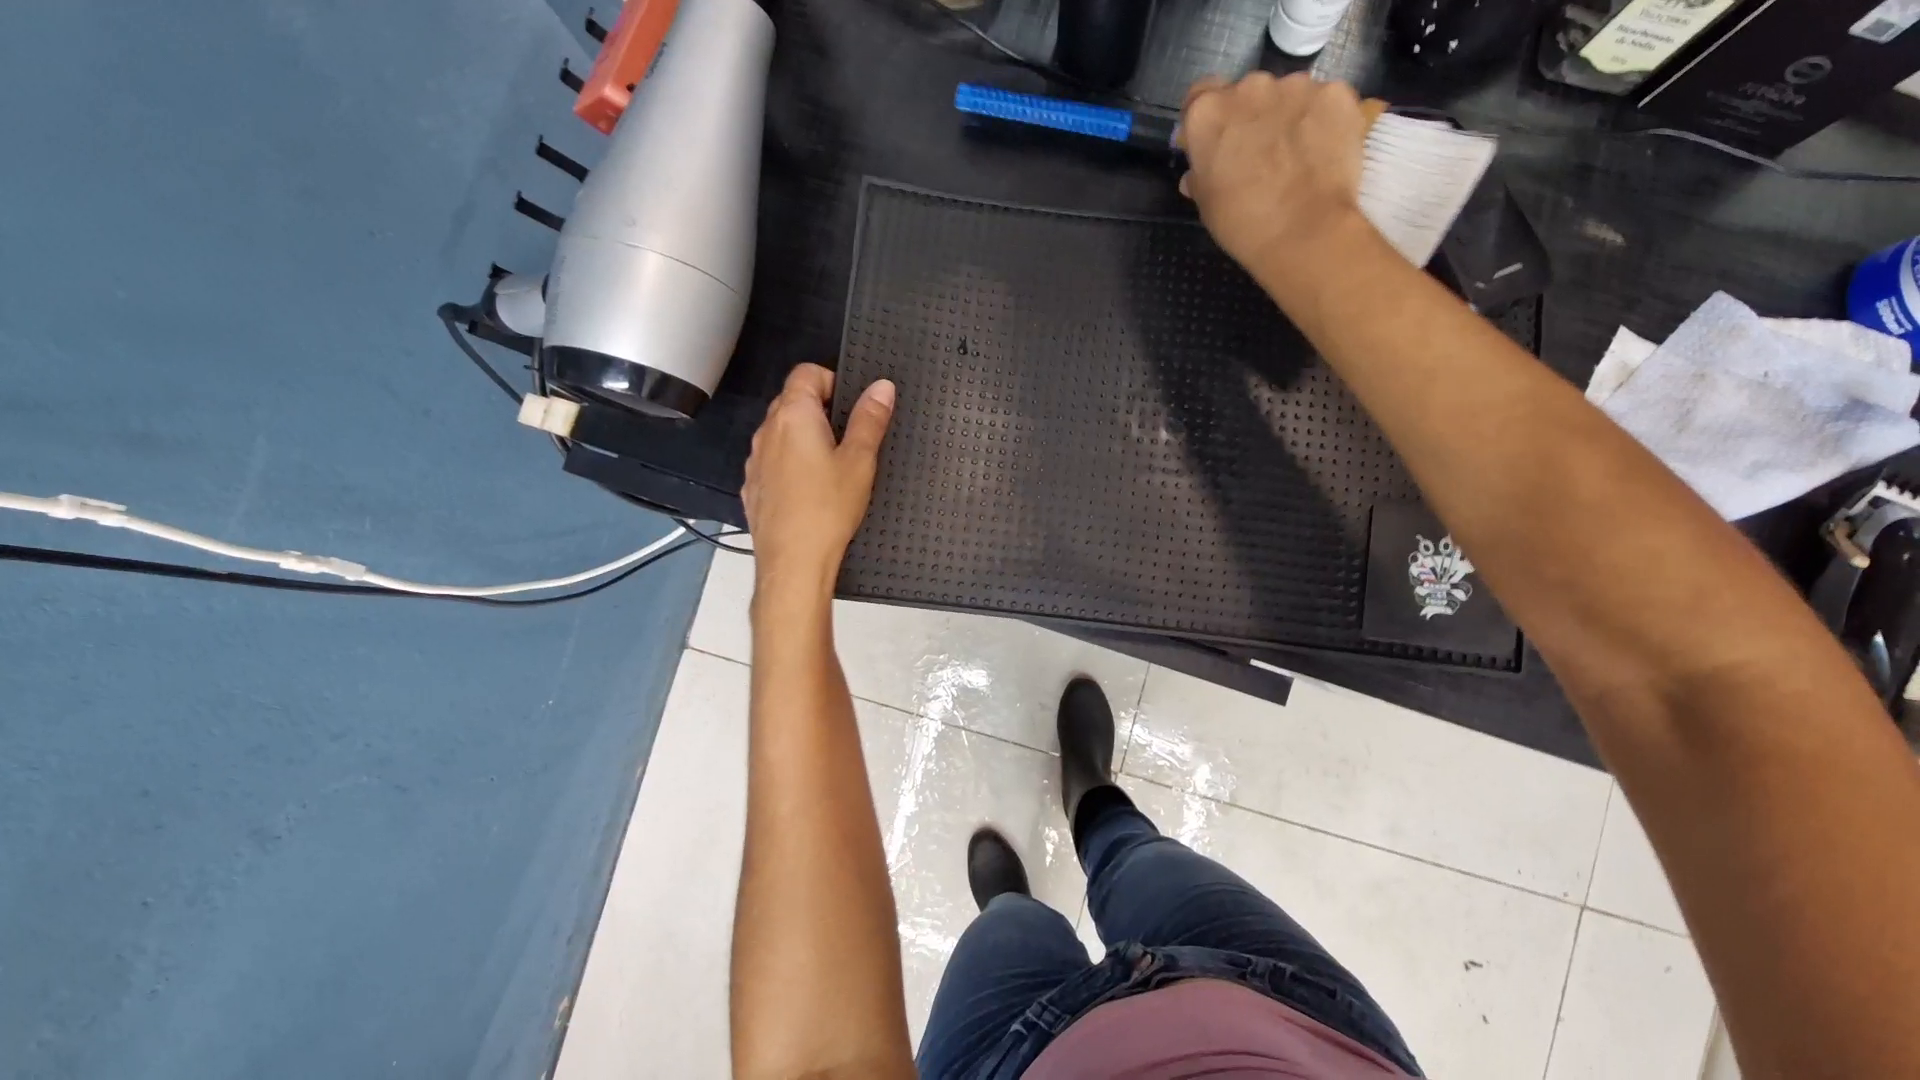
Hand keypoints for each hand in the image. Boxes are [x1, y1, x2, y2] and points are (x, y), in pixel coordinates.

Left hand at [743, 363, 895, 591]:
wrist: (793, 563)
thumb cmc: (829, 509)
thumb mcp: (859, 461)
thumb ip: (870, 419)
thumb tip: (881, 386)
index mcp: (794, 415)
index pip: (806, 373)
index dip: (832, 380)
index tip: (853, 406)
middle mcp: (767, 430)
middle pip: (791, 400)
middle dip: (820, 408)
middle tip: (849, 436)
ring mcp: (755, 459)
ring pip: (780, 432)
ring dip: (803, 436)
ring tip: (831, 465)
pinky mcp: (752, 487)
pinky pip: (772, 460)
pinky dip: (790, 463)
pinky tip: (810, 490)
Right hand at [1177, 72, 1377, 274]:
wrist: (1305, 231)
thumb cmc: (1243, 223)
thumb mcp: (1206, 203)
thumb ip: (1200, 176)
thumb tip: (1199, 173)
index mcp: (1207, 112)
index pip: (1201, 95)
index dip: (1211, 120)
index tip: (1218, 141)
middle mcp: (1249, 87)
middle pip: (1248, 93)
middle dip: (1252, 116)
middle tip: (1260, 153)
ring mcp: (1296, 86)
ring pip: (1289, 95)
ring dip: (1289, 116)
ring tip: (1298, 155)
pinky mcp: (1336, 94)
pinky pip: (1325, 102)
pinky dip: (1323, 120)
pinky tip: (1324, 151)